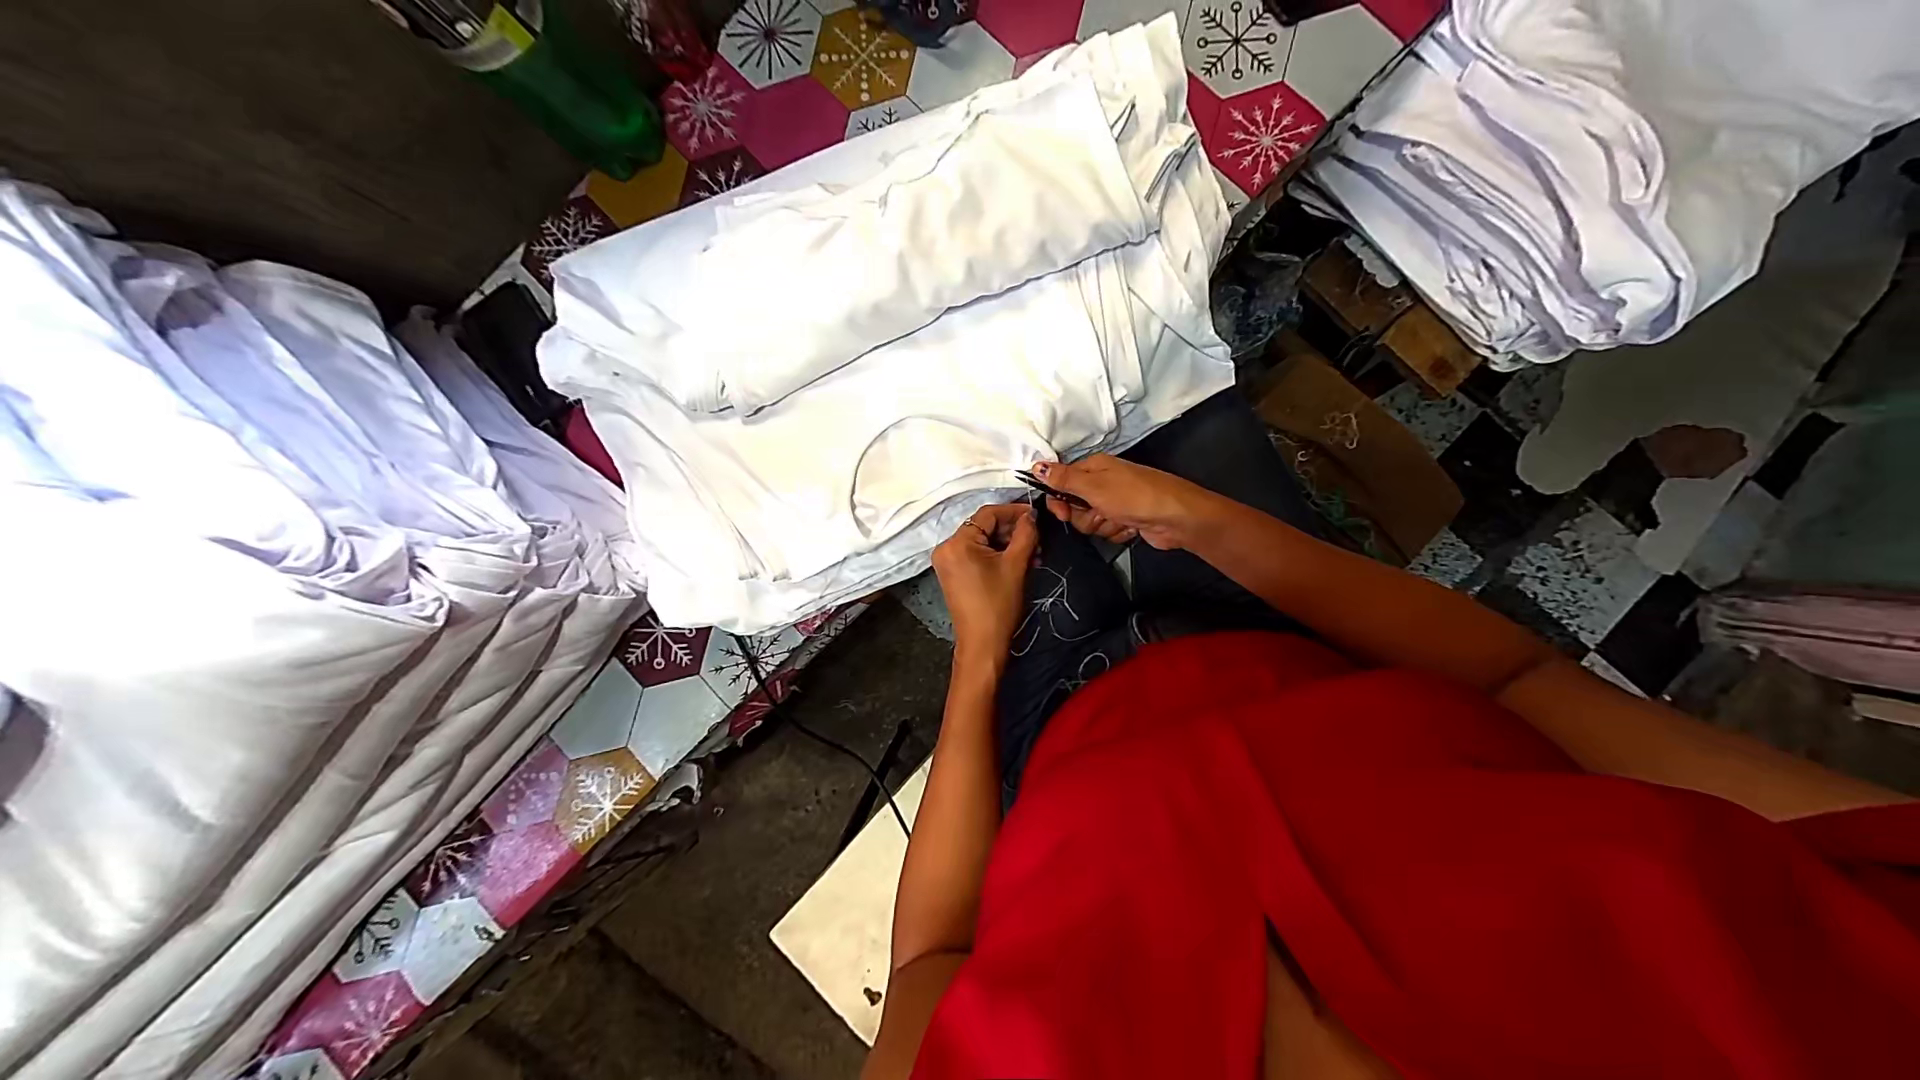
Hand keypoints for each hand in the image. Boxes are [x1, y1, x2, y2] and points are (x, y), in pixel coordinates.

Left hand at [931, 502, 1038, 661]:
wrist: (983, 643)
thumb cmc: (998, 604)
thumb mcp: (1016, 565)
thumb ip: (1025, 534)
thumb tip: (1031, 516)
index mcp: (957, 543)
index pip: (987, 514)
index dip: (1014, 511)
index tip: (1035, 514)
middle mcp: (946, 548)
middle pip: (984, 527)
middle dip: (1013, 531)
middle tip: (1038, 539)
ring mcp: (948, 561)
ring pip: (983, 541)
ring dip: (1008, 544)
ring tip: (1033, 554)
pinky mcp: (953, 573)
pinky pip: (977, 554)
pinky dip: (997, 555)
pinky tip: (1019, 561)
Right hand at [1029, 456, 1215, 550]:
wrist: (1176, 518)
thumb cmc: (1137, 496)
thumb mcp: (1093, 486)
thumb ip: (1062, 479)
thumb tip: (1036, 467)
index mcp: (1094, 467)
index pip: (1061, 483)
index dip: (1059, 500)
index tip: (1064, 511)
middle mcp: (1103, 483)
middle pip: (1074, 507)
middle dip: (1085, 517)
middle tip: (1100, 513)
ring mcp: (1115, 503)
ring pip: (1090, 523)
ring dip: (1103, 526)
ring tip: (1120, 520)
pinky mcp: (1126, 520)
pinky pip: (1108, 532)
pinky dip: (1118, 533)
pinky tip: (1131, 527)